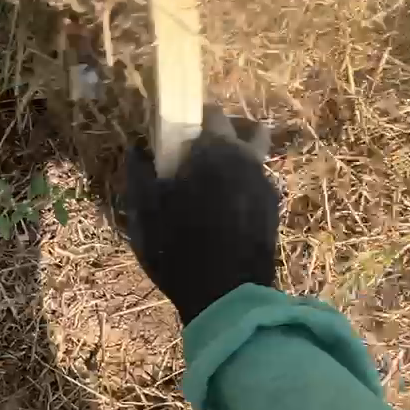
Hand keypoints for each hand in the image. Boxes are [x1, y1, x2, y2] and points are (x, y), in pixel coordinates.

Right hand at [124, 109, 279, 324]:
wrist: (225, 295)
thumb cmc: (178, 250)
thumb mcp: (146, 214)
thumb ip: (140, 176)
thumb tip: (136, 151)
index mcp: (215, 151)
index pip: (209, 114)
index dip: (192, 120)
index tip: (177, 134)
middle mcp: (247, 159)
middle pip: (244, 128)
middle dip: (221, 133)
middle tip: (197, 152)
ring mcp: (265, 185)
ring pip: (256, 155)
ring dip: (237, 157)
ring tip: (213, 181)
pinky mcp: (272, 210)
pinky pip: (258, 183)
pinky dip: (242, 184)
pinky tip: (223, 208)